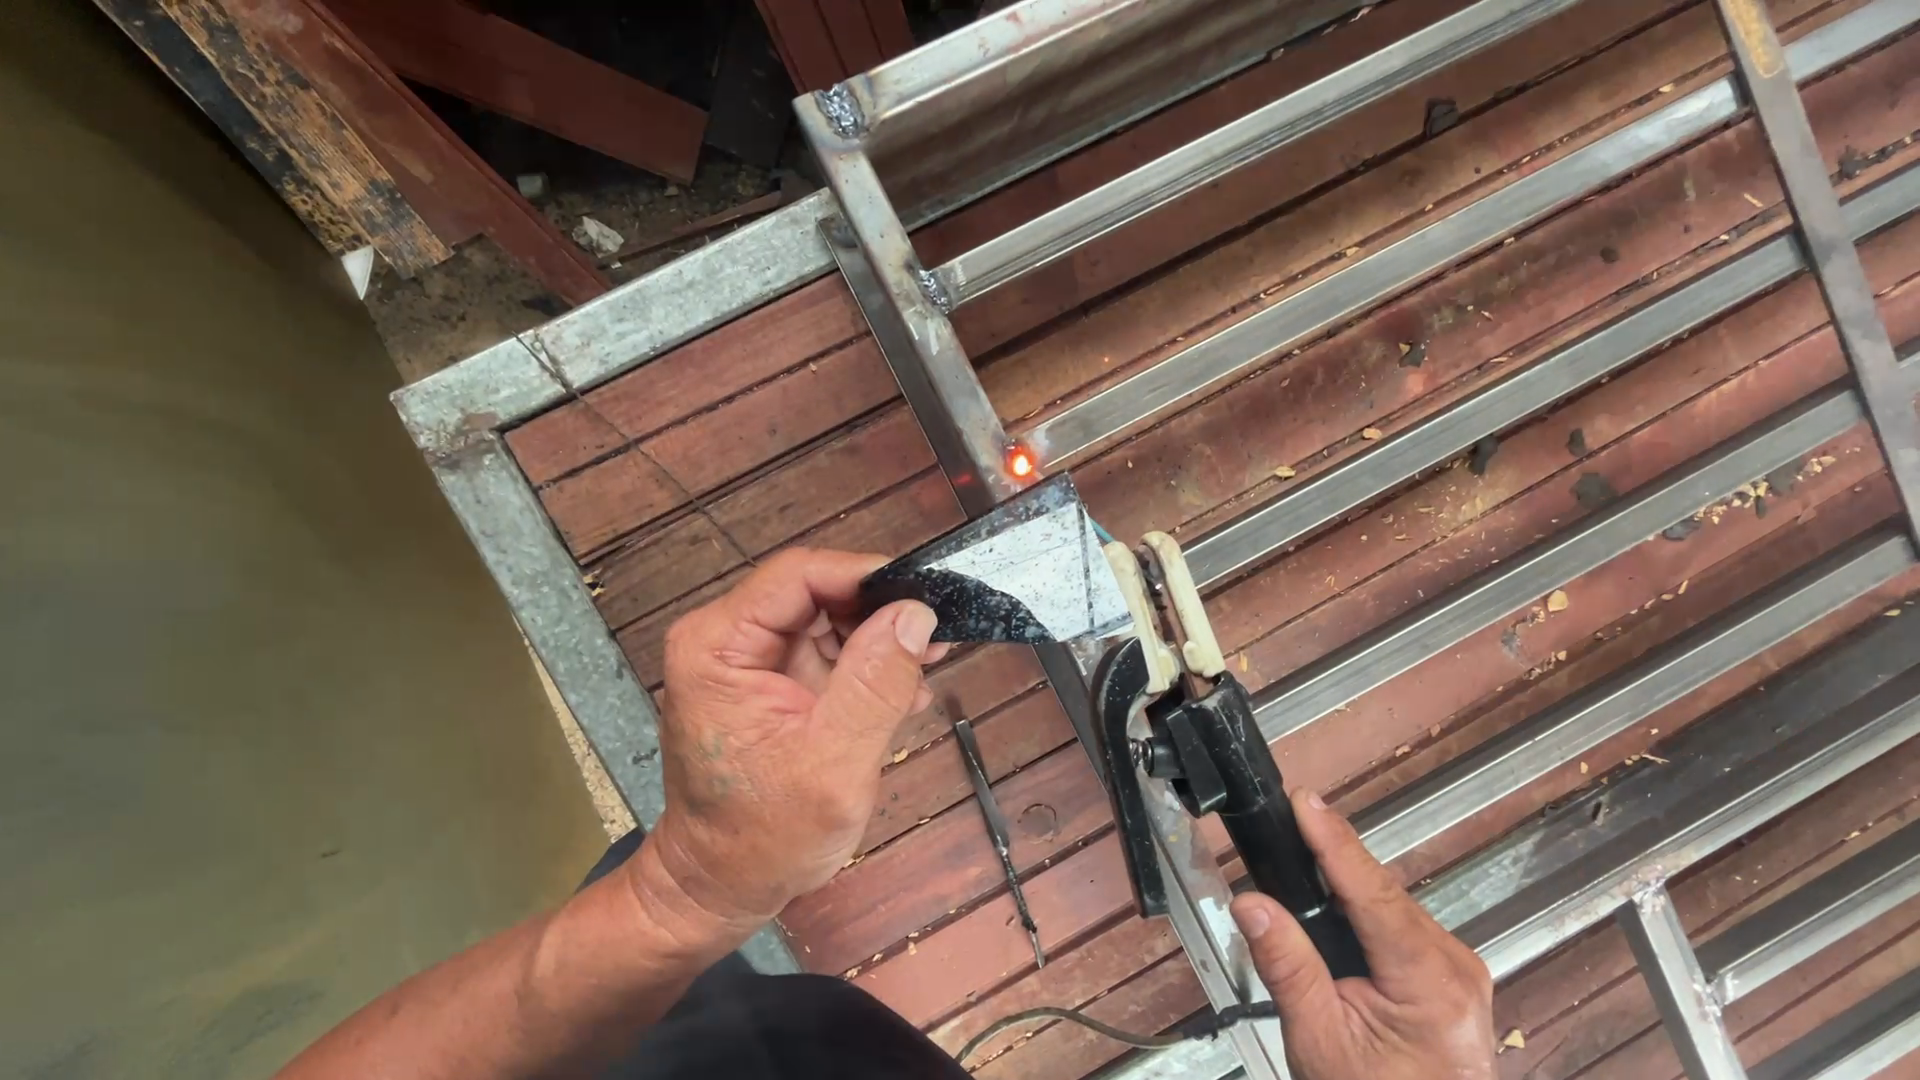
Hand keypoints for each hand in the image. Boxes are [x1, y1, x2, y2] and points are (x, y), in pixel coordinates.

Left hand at [639, 549, 945, 940]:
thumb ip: (875, 684)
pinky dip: (868, 663)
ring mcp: (750, 657)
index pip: (799, 574)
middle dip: (879, 610)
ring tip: (925, 667)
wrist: (722, 885)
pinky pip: (828, 648)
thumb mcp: (832, 765)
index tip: (924, 597)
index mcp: (719, 645)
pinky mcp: (773, 678)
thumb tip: (916, 613)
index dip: (865, 576)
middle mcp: (727, 638)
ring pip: (829, 615)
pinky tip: (902, 692)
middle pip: (816, 590)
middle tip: (935, 638)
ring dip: (880, 638)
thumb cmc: (766, 838)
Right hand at [1230, 789, 1494, 1079]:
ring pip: (1388, 902)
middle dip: (1331, 857)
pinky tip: (1329, 896)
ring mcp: (1458, 967)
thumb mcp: (1318, 1040)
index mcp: (1430, 980)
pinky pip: (1396, 921)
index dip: (1333, 841)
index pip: (1372, 892)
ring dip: (1343, 880)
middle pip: (1380, 891)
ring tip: (1296, 852)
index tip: (1302, 798)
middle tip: (1281, 821)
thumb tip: (1248, 901)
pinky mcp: (1450, 973)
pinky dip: (1358, 904)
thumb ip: (1286, 966)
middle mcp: (1455, 963)